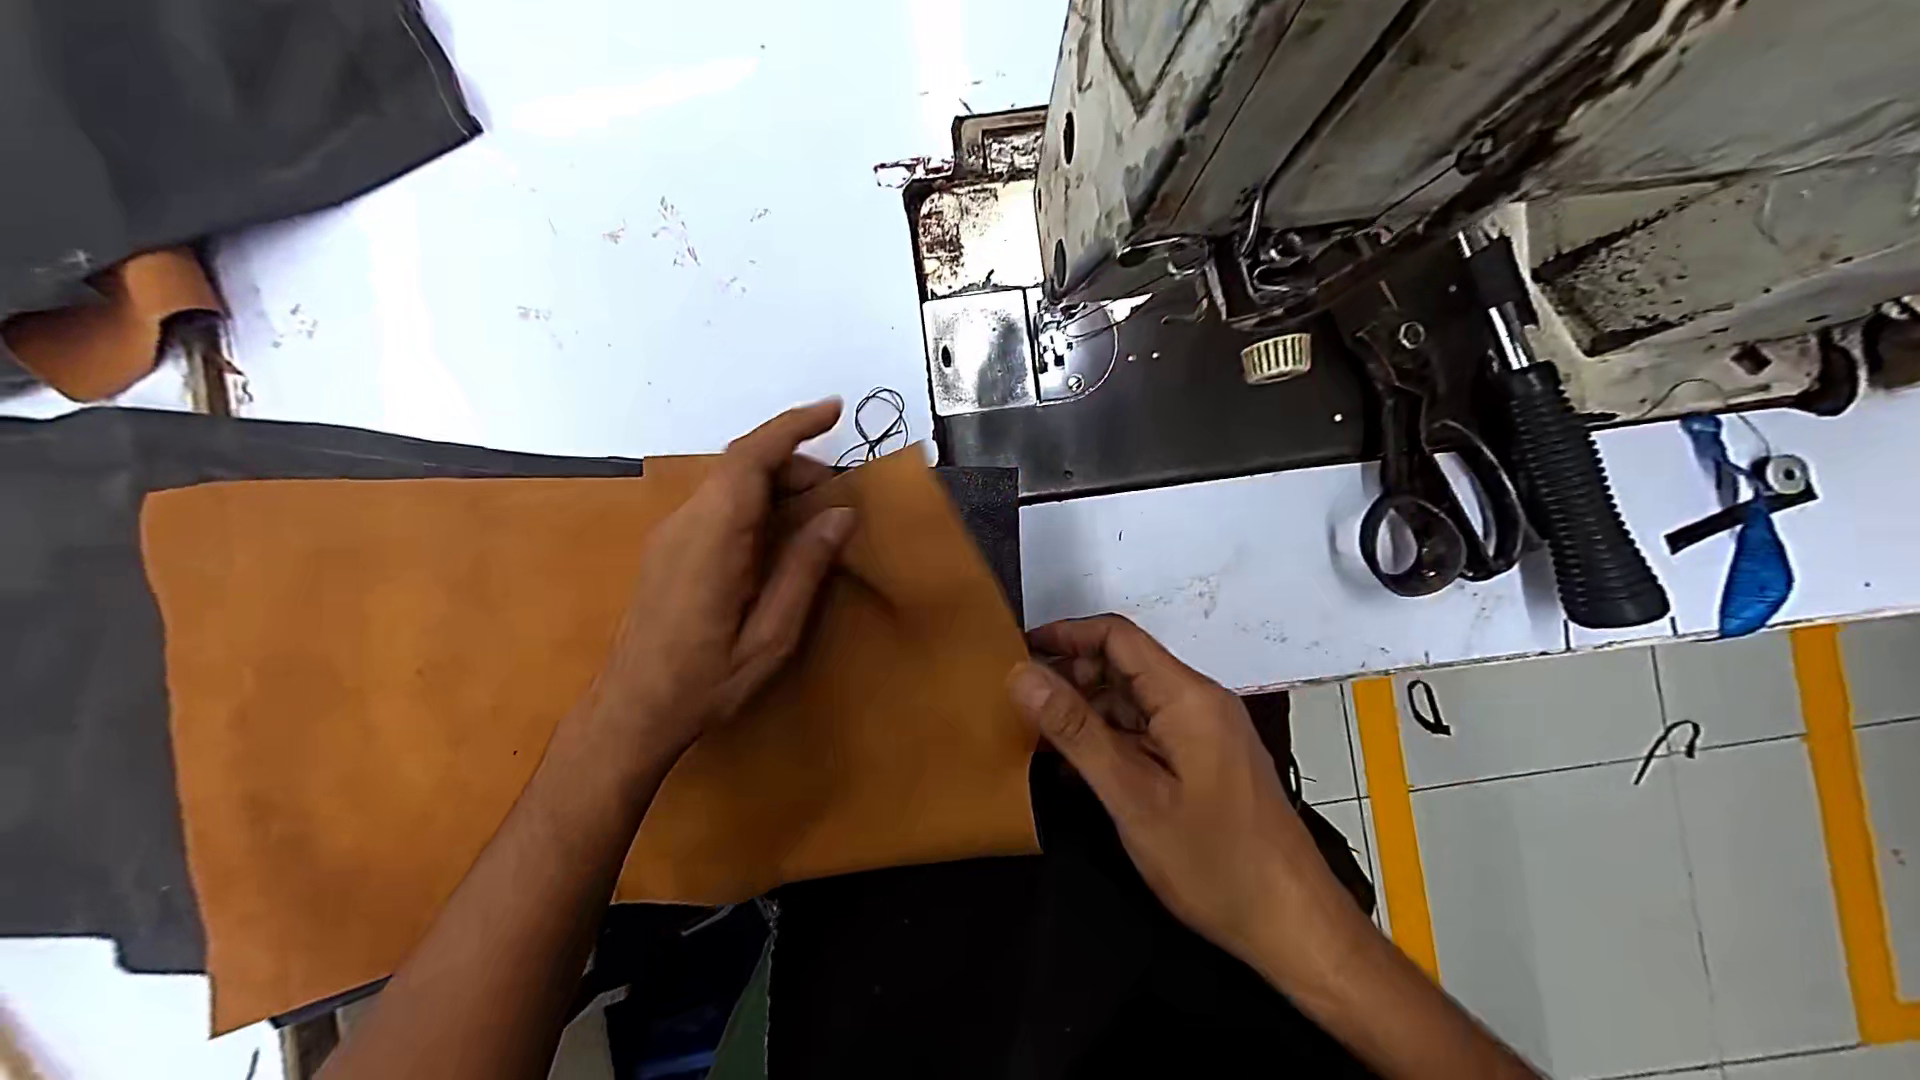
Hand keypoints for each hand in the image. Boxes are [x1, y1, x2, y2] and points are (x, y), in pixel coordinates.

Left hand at [577, 400, 856, 762]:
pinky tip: (779, 536)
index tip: (834, 409)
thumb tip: (840, 515)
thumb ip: (805, 569)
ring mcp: (671, 533)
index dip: (793, 426)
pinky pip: (719, 505)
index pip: (750, 458)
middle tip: (839, 499)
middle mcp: (686, 522)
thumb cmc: (705, 682)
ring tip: (817, 518)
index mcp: (713, 538)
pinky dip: (757, 502)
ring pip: (730, 484)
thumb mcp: (772, 635)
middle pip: (743, 466)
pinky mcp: (669, 548)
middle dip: (796, 465)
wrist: (630, 711)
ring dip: (777, 485)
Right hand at [1005, 615, 1345, 971]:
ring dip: (1085, 711)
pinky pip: (1146, 730)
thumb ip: (1075, 730)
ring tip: (1038, 738)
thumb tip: (1022, 675)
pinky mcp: (1203, 757)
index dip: (1064, 634)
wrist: (1293, 927)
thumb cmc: (1213, 861)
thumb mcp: (1132, 796)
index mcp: (1187, 696)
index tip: (1017, 652)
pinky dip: (1109, 738)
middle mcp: (1198, 701)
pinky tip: (1076, 767)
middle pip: (1123, 665)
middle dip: (1070, 676)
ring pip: (1131, 699)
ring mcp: (1202, 730)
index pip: (1117, 636)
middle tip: (1020, 705)